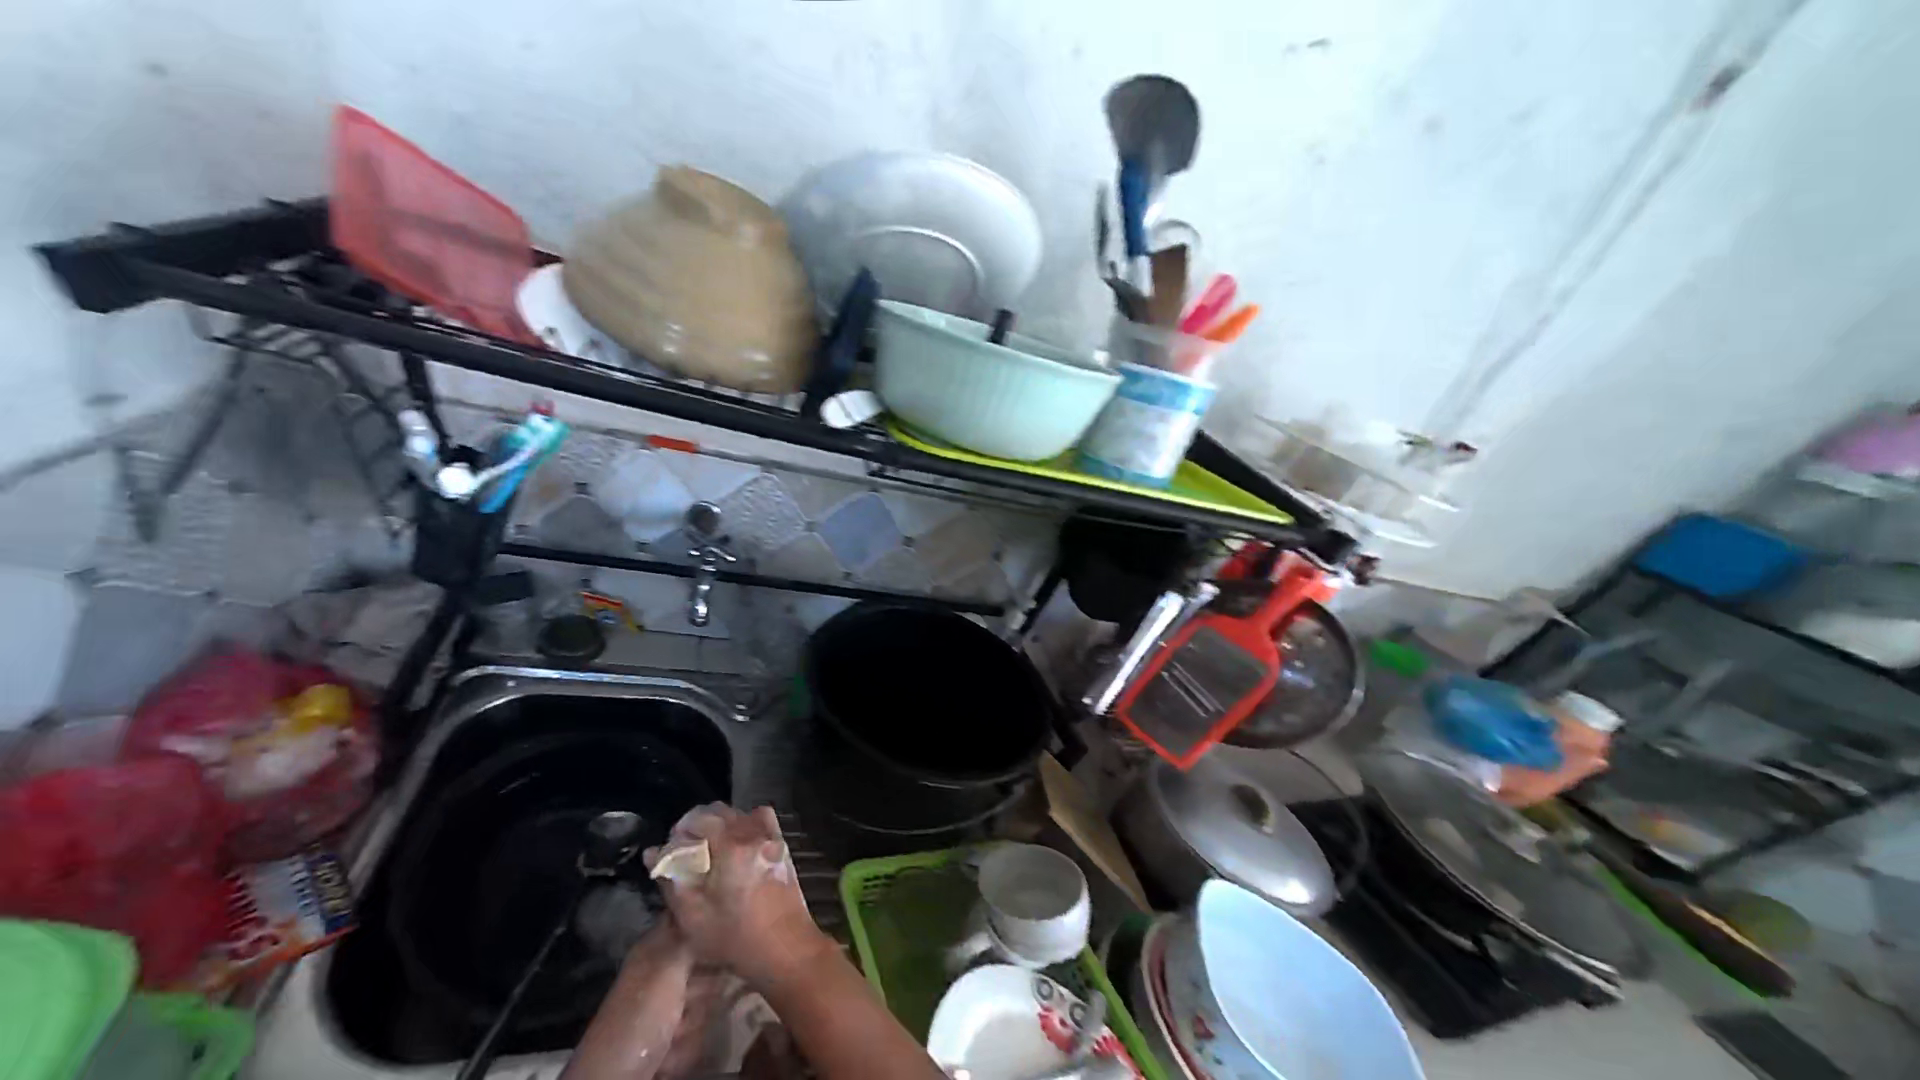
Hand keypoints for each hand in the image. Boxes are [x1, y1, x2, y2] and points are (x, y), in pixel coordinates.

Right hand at [645, 803, 832, 985]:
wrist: (784, 948)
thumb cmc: (734, 937)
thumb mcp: (692, 916)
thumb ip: (671, 879)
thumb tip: (653, 853)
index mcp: (731, 846)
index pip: (701, 817)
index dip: (681, 828)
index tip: (672, 847)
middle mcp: (753, 833)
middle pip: (722, 811)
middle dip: (700, 823)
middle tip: (688, 849)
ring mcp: (772, 838)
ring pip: (742, 813)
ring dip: (723, 823)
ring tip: (711, 848)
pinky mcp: (783, 847)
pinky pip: (762, 820)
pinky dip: (747, 824)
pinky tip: (738, 847)